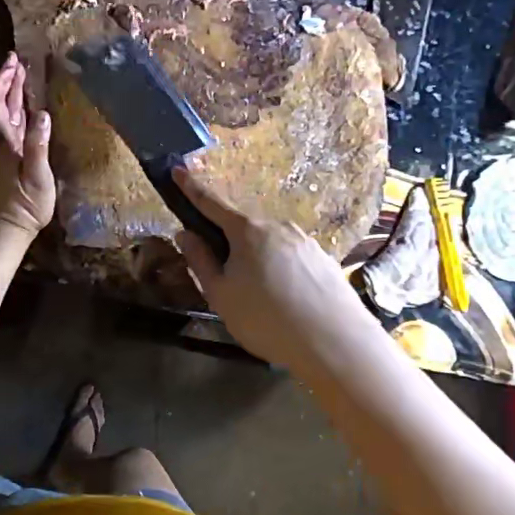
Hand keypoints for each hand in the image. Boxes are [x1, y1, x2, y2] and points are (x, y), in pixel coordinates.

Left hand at [0, 53, 54, 237]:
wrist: (9, 228)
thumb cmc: (26, 203)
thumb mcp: (37, 176)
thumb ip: (38, 145)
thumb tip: (41, 114)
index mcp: (3, 141)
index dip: (2, 79)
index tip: (12, 61)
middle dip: (6, 80)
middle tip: (17, 60)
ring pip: (3, 113)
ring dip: (10, 92)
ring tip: (21, 74)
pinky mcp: (4, 157)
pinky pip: (8, 125)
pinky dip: (15, 109)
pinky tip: (25, 106)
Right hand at [171, 166, 369, 368]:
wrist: (335, 344)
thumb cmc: (265, 319)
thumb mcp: (220, 294)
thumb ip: (200, 260)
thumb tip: (185, 233)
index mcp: (247, 231)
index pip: (212, 203)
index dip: (192, 188)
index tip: (178, 171)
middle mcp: (278, 227)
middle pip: (242, 227)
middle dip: (227, 241)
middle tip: (220, 275)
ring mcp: (305, 242)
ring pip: (268, 244)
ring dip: (255, 260)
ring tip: (255, 297)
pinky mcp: (324, 260)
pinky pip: (290, 258)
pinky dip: (279, 271)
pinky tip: (282, 301)